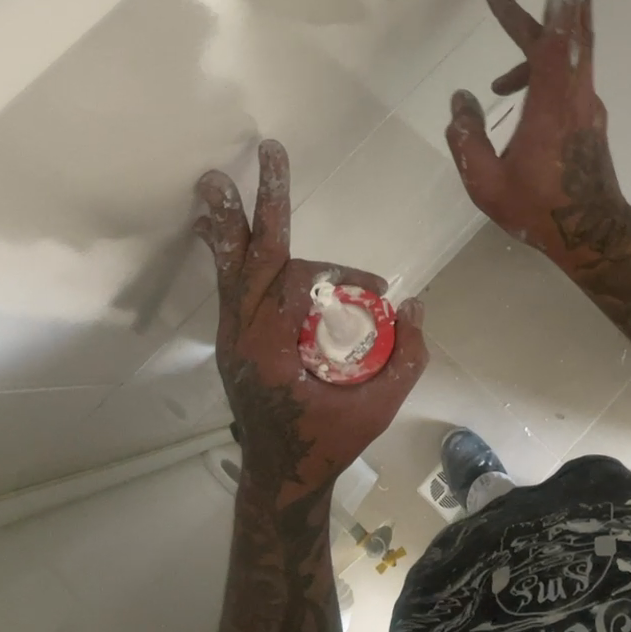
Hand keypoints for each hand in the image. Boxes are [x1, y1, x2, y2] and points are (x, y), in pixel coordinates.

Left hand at [194, 140, 427, 502]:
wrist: (280, 476)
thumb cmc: (329, 442)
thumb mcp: (378, 407)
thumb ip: (407, 357)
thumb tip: (416, 303)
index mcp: (273, 349)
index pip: (299, 281)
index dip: (342, 273)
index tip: (378, 291)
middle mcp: (243, 336)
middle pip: (256, 258)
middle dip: (264, 203)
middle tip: (268, 155)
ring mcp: (230, 337)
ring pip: (231, 268)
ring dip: (229, 223)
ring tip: (214, 183)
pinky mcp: (231, 339)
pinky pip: (227, 287)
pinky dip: (224, 253)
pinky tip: (215, 229)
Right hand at [445, 0, 630, 263]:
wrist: (593, 236)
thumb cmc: (540, 211)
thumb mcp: (488, 183)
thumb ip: (468, 139)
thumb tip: (460, 101)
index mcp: (554, 104)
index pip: (560, 35)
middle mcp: (578, 93)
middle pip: (570, 27)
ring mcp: (586, 103)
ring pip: (566, 48)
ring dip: (533, 27)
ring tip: (496, 24)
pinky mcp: (585, 114)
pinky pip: (561, 74)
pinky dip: (533, 69)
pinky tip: (505, 91)